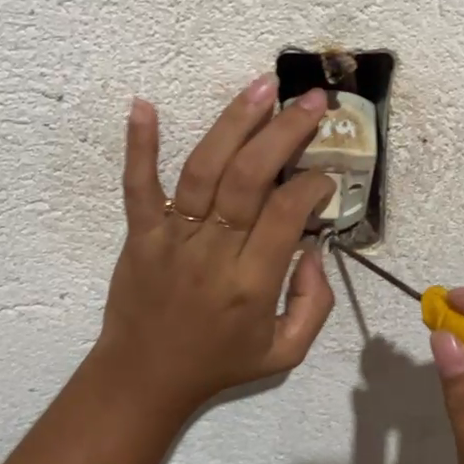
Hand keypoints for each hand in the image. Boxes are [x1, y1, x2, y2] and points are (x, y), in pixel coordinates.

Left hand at [93, 76, 337, 415]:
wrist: (143, 378)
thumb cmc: (218, 363)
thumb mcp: (284, 353)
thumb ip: (314, 305)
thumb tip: (315, 249)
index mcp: (252, 284)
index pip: (285, 214)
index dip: (310, 184)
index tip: (325, 174)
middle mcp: (212, 254)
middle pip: (249, 179)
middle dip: (284, 133)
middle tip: (312, 101)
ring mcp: (172, 239)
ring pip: (204, 170)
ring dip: (234, 123)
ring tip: (263, 85)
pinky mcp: (140, 234)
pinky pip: (138, 187)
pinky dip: (140, 146)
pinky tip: (144, 105)